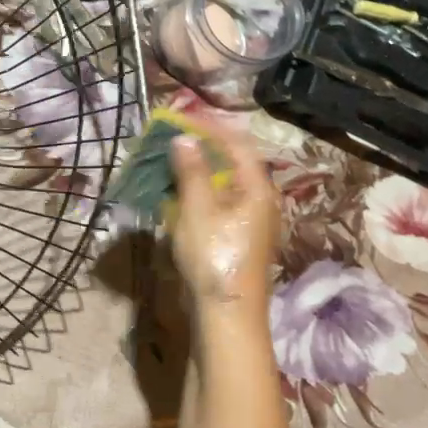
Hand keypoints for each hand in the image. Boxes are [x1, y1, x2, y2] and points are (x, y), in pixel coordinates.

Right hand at [168, 123, 277, 313]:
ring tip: (168, 162)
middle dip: (202, 147)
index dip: (210, 127)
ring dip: (198, 169)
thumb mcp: (198, 209)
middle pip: (234, 162)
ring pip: (225, 182)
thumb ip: (192, 171)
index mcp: (256, 189)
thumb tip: (184, 138)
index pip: (237, 145)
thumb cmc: (214, 255)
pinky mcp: (237, 236)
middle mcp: (259, 200)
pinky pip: (219, 200)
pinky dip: (198, 189)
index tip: (180, 117)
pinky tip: (177, 195)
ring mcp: (250, 220)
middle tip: (170, 138)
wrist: (227, 309)